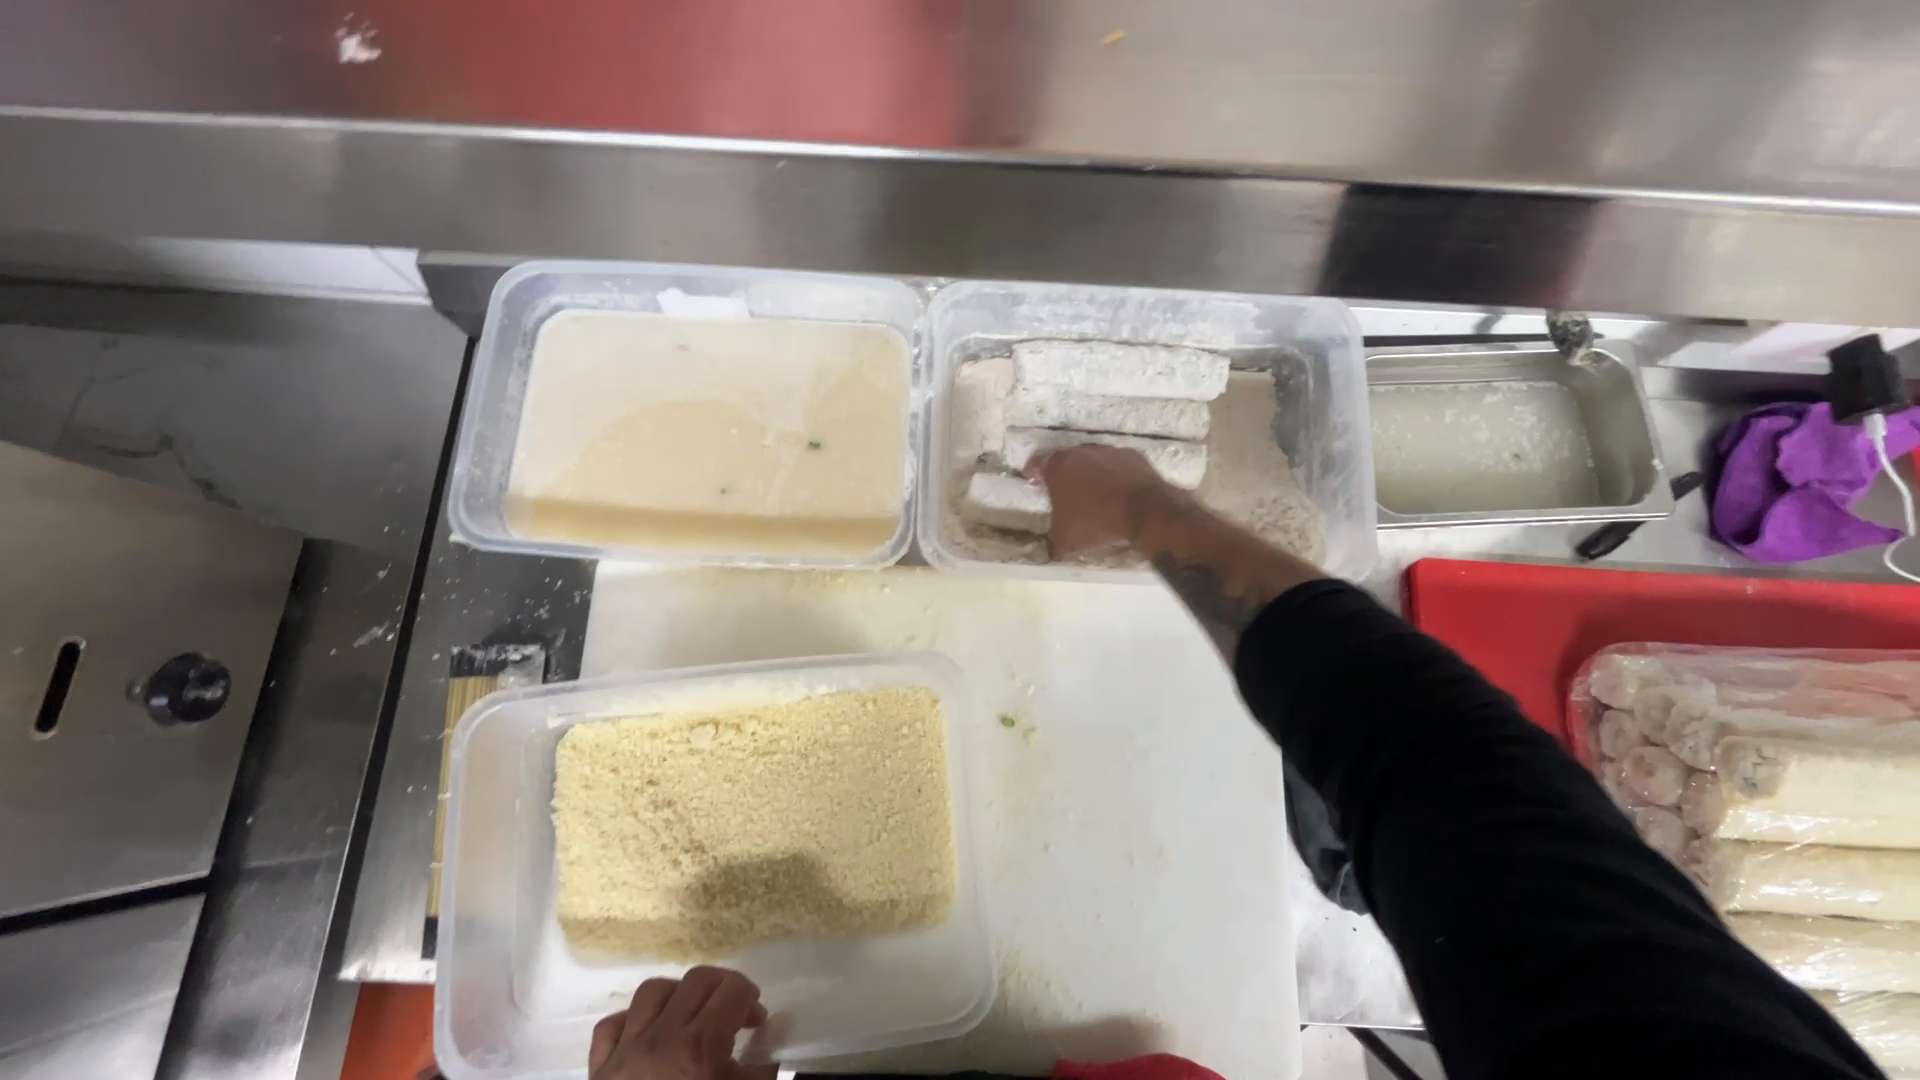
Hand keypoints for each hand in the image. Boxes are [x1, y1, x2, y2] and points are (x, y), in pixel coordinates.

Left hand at [589, 967, 775, 1079]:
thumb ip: (758, 1079)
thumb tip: (771, 1061)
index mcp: (700, 1047)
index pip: (733, 990)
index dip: (751, 998)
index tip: (757, 1020)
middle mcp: (662, 1036)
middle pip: (697, 979)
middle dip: (722, 987)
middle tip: (733, 1014)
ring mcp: (625, 1051)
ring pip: (653, 991)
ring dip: (678, 994)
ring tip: (691, 1015)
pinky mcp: (598, 1070)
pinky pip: (611, 1026)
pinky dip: (630, 1021)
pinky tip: (646, 1034)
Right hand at [1029, 444, 1183, 558]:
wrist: (1144, 511)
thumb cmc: (1096, 522)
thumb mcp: (1066, 540)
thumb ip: (1053, 540)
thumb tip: (1053, 548)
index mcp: (1058, 466)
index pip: (1037, 463)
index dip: (1032, 472)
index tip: (1031, 479)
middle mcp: (1081, 451)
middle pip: (1066, 459)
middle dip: (1063, 474)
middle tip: (1062, 491)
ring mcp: (1109, 451)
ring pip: (1093, 460)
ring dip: (1090, 474)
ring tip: (1092, 494)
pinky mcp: (1133, 456)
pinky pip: (1117, 466)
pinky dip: (1114, 476)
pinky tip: (1117, 493)